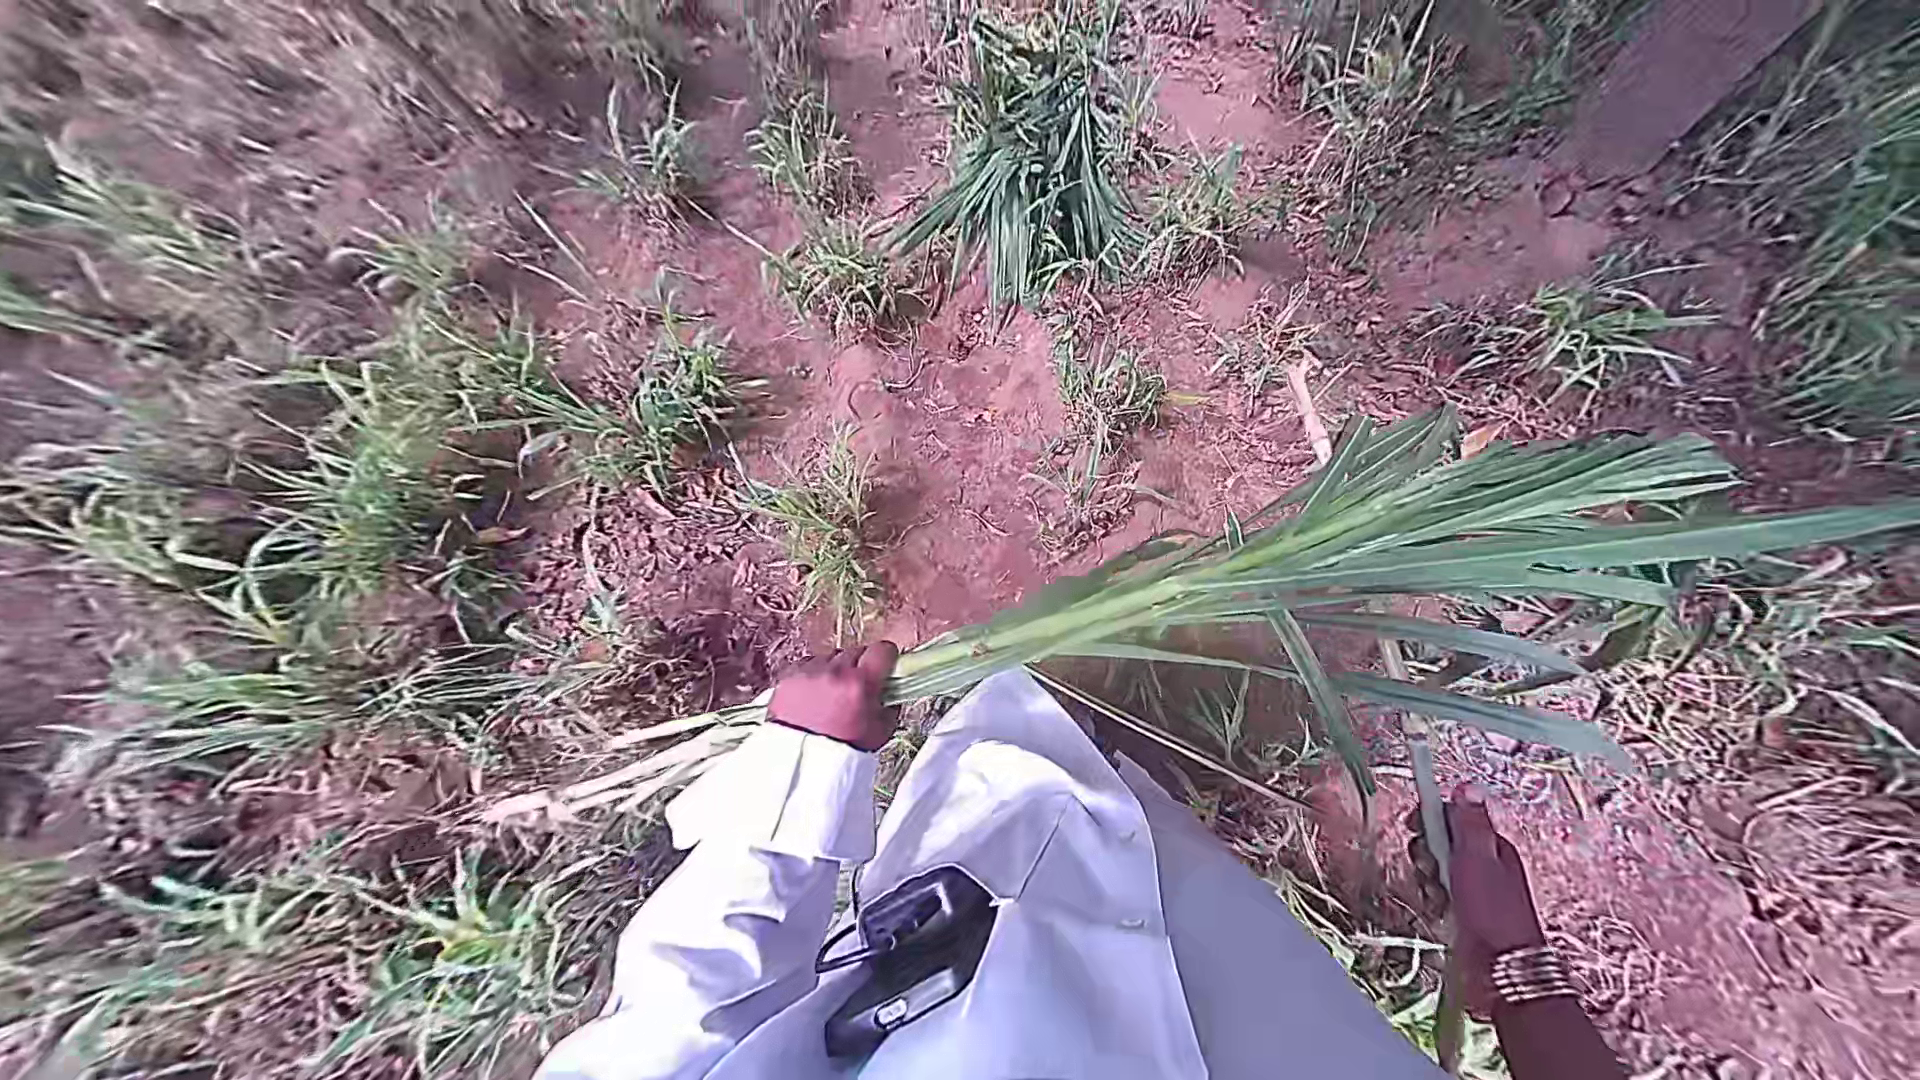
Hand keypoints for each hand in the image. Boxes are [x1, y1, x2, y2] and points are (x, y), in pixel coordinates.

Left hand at [766, 642, 899, 750]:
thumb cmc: (841, 751)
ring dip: (835, 670)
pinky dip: (813, 676)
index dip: (886, 658)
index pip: (882, 649)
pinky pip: (808, 666)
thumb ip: (890, 706)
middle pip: (856, 652)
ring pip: (831, 657)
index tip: (884, 666)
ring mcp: (810, 672)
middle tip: (857, 687)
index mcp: (862, 683)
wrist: (800, 765)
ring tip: (832, 694)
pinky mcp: (789, 676)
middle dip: (860, 666)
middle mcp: (836, 672)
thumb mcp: (880, 732)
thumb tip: (892, 690)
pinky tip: (814, 696)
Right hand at [1409, 784, 1546, 1012]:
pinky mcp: (1460, 905)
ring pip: (1433, 863)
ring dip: (1426, 875)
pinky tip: (1437, 906)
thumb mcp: (1479, 858)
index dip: (1429, 817)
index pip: (1451, 814)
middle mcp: (1483, 862)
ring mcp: (1472, 885)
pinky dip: (1430, 894)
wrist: (1502, 968)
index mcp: (1491, 845)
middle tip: (1429, 864)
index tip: (1416, 826)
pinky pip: (1434, 887)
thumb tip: (1470, 785)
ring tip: (1435, 891)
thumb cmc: (1493, 910)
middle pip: (1438, 838)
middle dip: (1425, 849)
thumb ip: (1471, 821)